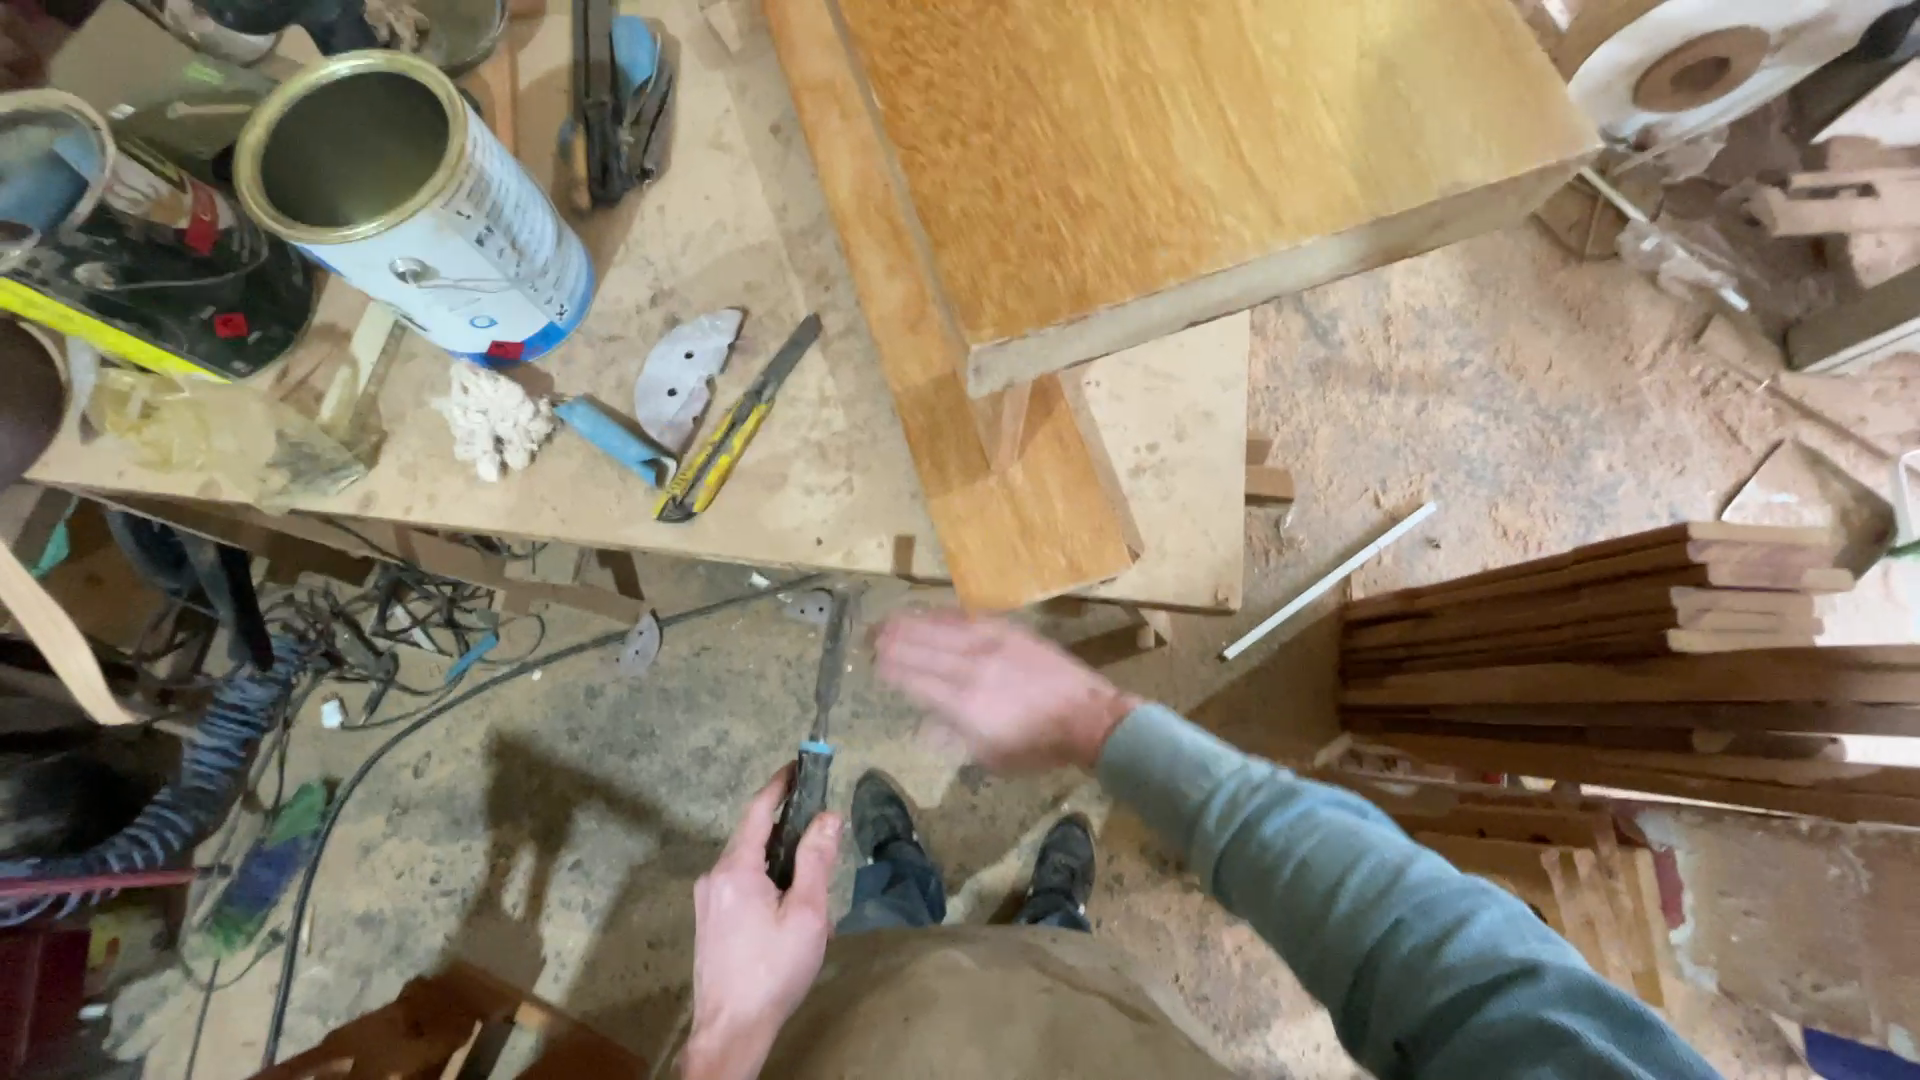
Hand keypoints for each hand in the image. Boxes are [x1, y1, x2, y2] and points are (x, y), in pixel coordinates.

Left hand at [683, 767, 841, 1079]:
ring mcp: (708, 899)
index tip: (800, 764)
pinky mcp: (709, 920)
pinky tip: (790, 909)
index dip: (780, 784)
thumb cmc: (773, 970)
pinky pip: (742, 883)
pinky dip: (768, 880)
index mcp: (735, 868)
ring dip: (781, 862)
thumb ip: (816, 859)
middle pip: (755, 835)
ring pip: (750, 862)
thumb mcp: (806, 913)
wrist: (731, 1032)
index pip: (759, 809)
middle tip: (823, 831)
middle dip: (789, 829)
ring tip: (813, 886)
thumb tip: (828, 815)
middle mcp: (714, 876)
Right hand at [875, 611, 1141, 772]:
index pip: (914, 679)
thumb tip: (925, 723)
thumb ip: (954, 734)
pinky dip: (943, 615)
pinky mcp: (1009, 631)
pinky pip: (967, 617)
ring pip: (939, 628)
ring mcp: (991, 644)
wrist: (1086, 717)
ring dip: (910, 623)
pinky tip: (929, 613)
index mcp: (963, 703)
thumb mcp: (989, 756)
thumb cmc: (1036, 747)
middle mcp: (971, 668)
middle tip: (870, 637)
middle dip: (892, 642)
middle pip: (920, 648)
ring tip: (889, 620)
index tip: (874, 664)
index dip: (890, 669)